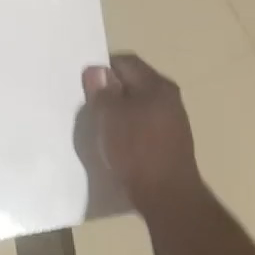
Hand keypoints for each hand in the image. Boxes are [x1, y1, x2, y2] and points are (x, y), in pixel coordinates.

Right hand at [84, 52, 201, 212]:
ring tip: (99, 127)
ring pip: (138, 103)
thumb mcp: (110, 118)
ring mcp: (171, 118)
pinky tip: (116, 142)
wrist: (165, 192)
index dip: (102, 68)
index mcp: (156, 85)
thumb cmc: (135, 151)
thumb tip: (96, 70)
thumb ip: (102, 92)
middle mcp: (168, 96)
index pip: (126, 62)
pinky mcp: (169, 139)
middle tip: (88, 107)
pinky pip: (143, 122)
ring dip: (118, 110)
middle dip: (109, 90)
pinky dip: (127, 126)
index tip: (83, 85)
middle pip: (133, 82)